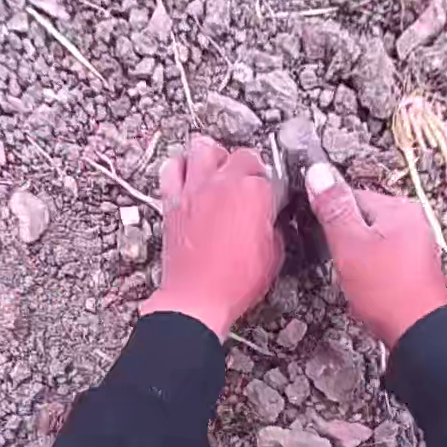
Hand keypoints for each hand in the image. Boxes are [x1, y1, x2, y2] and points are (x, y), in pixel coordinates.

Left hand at [140, 135, 281, 339]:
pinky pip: (172, 167)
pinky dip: (182, 167)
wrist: (197, 299)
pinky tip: (191, 177)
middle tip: (252, 183)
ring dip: (215, 156)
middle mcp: (223, 184)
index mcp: (254, 194)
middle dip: (251, 167)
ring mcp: (195, 189)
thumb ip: (274, 229)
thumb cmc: (233, 283)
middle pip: (241, 154)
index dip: (274, 190)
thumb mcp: (273, 258)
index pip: (271, 176)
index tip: (273, 201)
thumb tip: (271, 222)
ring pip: (203, 147)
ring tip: (221, 170)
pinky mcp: (173, 201)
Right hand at [304, 161, 446, 347]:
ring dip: (358, 262)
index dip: (332, 220)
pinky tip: (369, 291)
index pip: (352, 196)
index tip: (326, 239)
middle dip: (346, 243)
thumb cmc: (388, 292)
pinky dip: (372, 275)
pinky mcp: (414, 271)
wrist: (417, 334)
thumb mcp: (350, 244)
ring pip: (371, 245)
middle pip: (363, 222)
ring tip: (359, 282)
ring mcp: (417, 248)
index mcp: (401, 208)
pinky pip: (383, 264)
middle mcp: (414, 223)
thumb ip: (334, 209)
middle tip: (346, 265)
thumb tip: (318, 173)